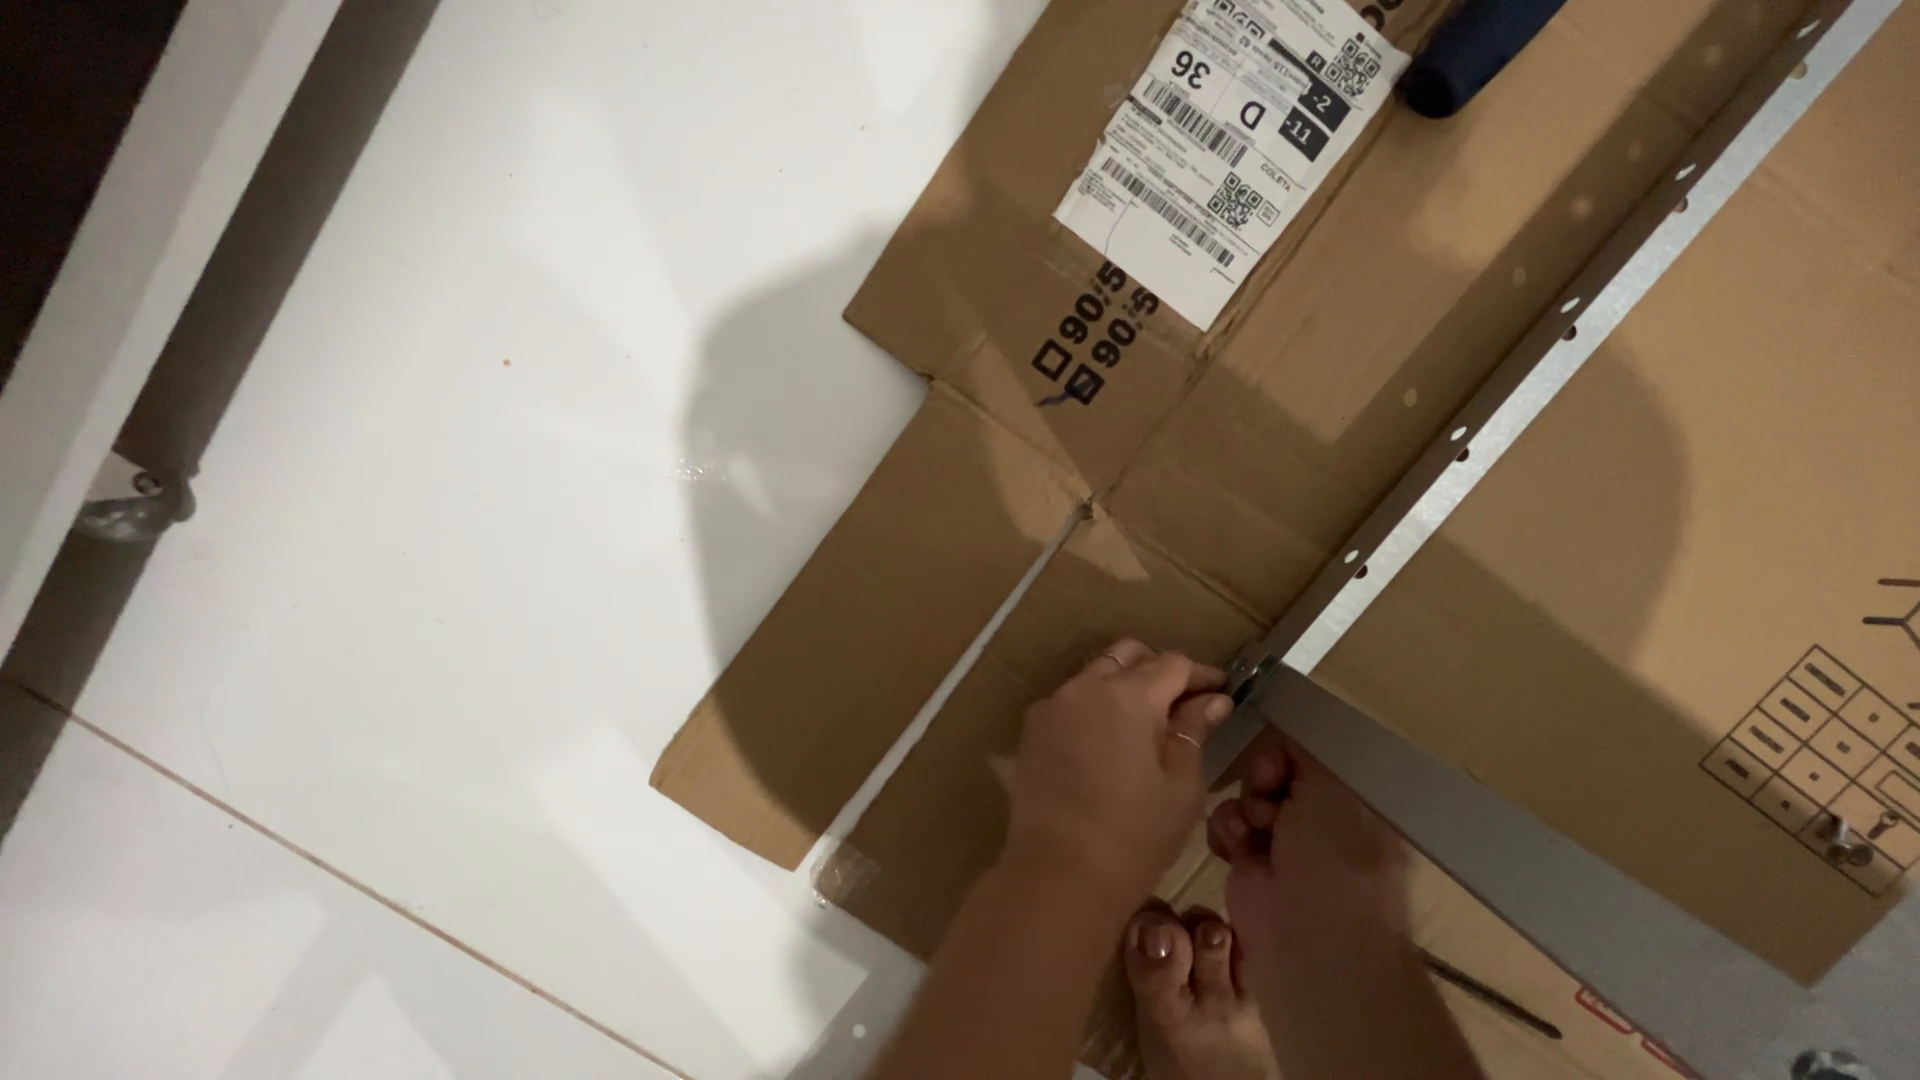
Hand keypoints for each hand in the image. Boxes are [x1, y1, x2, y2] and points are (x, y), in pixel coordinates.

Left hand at [1001, 639, 1234, 909]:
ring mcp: (1053, 704)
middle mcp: (1085, 686)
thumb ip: (1193, 732)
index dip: (1201, 675)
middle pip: (1129, 655)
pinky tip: (1109, 739)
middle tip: (1184, 704)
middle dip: (1160, 670)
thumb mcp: (1180, 787)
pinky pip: (1071, 699)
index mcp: (1128, 696)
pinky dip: (1095, 704)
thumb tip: (1212, 699)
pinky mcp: (1032, 728)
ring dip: (1124, 683)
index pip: (1172, 664)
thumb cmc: (1133, 836)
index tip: (1221, 692)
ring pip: (1096, 673)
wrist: (1057, 873)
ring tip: (1147, 721)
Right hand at [1207, 730, 1408, 957]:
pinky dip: (1226, 829)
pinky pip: (1227, 826)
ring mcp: (1285, 845)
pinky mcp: (1249, 866)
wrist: (1309, 938)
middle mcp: (1323, 823)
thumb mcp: (1332, 785)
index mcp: (1357, 805)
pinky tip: (1235, 844)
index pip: (1315, 757)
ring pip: (1248, 796)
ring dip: (1244, 803)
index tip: (1281, 758)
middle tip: (1265, 786)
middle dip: (1264, 774)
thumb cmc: (1335, 856)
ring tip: (1252, 826)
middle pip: (1276, 771)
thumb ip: (1305, 750)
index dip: (1292, 750)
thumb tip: (1280, 739)